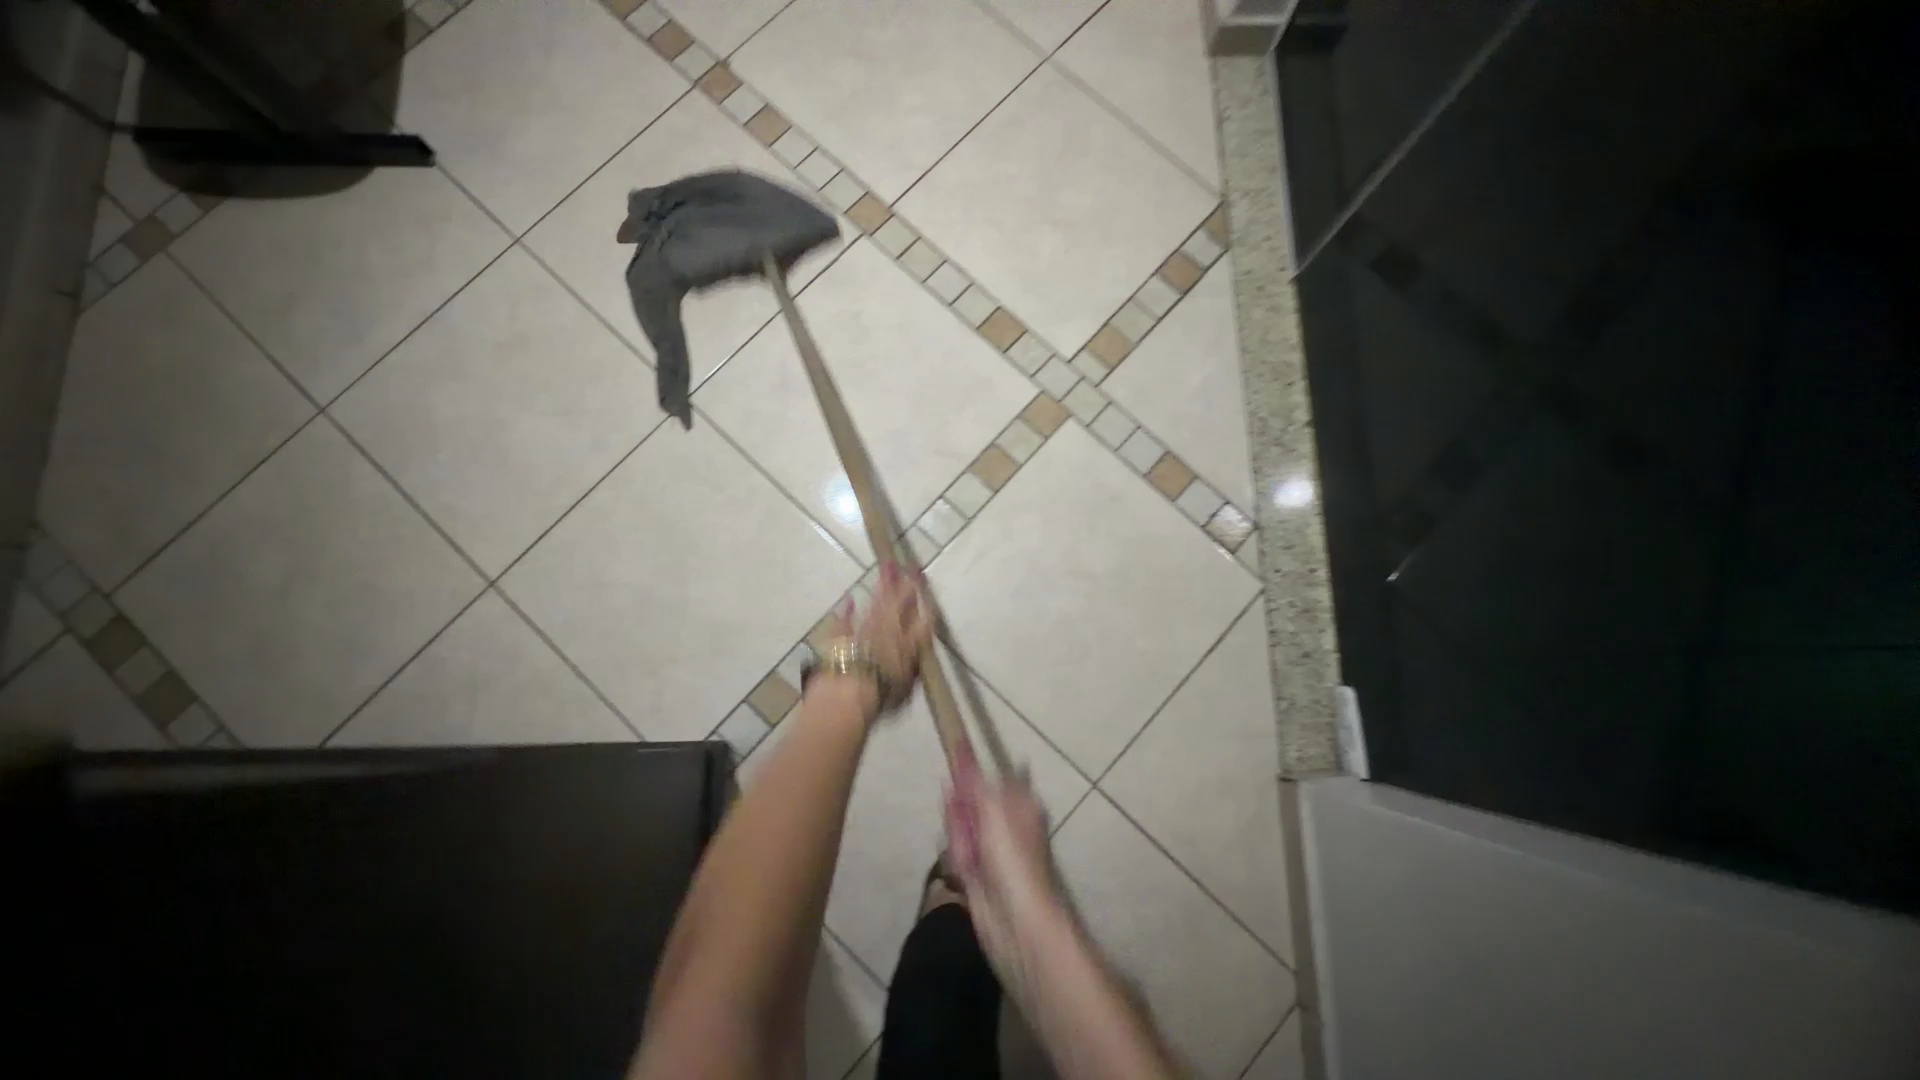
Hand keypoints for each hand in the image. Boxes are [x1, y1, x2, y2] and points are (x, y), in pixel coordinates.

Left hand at [817, 561, 933, 712]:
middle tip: (909, 566)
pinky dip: (847, 610)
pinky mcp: (842, 634)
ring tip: (887, 568)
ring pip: (877, 604)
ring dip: (883, 586)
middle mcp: (889, 633)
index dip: (924, 602)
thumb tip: (915, 662)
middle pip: (900, 604)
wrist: (848, 692)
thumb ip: (910, 672)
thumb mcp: (905, 689)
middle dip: (905, 585)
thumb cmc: (881, 698)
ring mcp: (864, 630)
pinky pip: (846, 619)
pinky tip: (850, 598)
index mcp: (909, 646)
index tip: (925, 587)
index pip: (922, 620)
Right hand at [944, 748, 1065, 998]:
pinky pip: (957, 855)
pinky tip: (966, 873)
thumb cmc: (1013, 860)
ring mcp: (992, 850)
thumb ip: (973, 780)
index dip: (971, 772)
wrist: (1017, 921)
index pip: (992, 777)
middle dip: (960, 813)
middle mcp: (1008, 823)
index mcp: (1021, 803)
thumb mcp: (993, 810)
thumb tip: (961, 744)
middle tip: (966, 827)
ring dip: (958, 840)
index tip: (954, 767)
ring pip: (960, 829)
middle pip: (970, 803)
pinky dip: (957, 862)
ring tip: (969, 859)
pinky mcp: (977, 873)